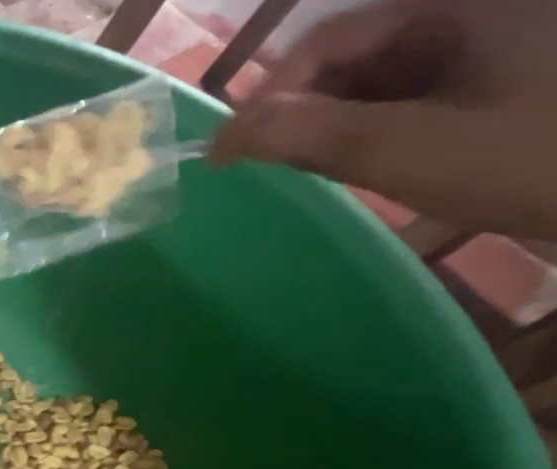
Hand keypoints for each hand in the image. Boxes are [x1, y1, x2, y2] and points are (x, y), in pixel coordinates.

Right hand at [210, 0, 556, 240]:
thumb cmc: (533, 160)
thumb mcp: (408, 150)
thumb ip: (309, 135)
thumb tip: (224, 135)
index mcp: (457, 9)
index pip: (327, 40)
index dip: (268, 96)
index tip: (226, 153)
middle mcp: (475, 15)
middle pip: (353, 56)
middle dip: (300, 110)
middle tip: (263, 165)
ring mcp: (497, 45)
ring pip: (380, 78)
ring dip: (333, 123)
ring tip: (306, 171)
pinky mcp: (506, 79)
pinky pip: (416, 94)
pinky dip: (375, 129)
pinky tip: (365, 165)